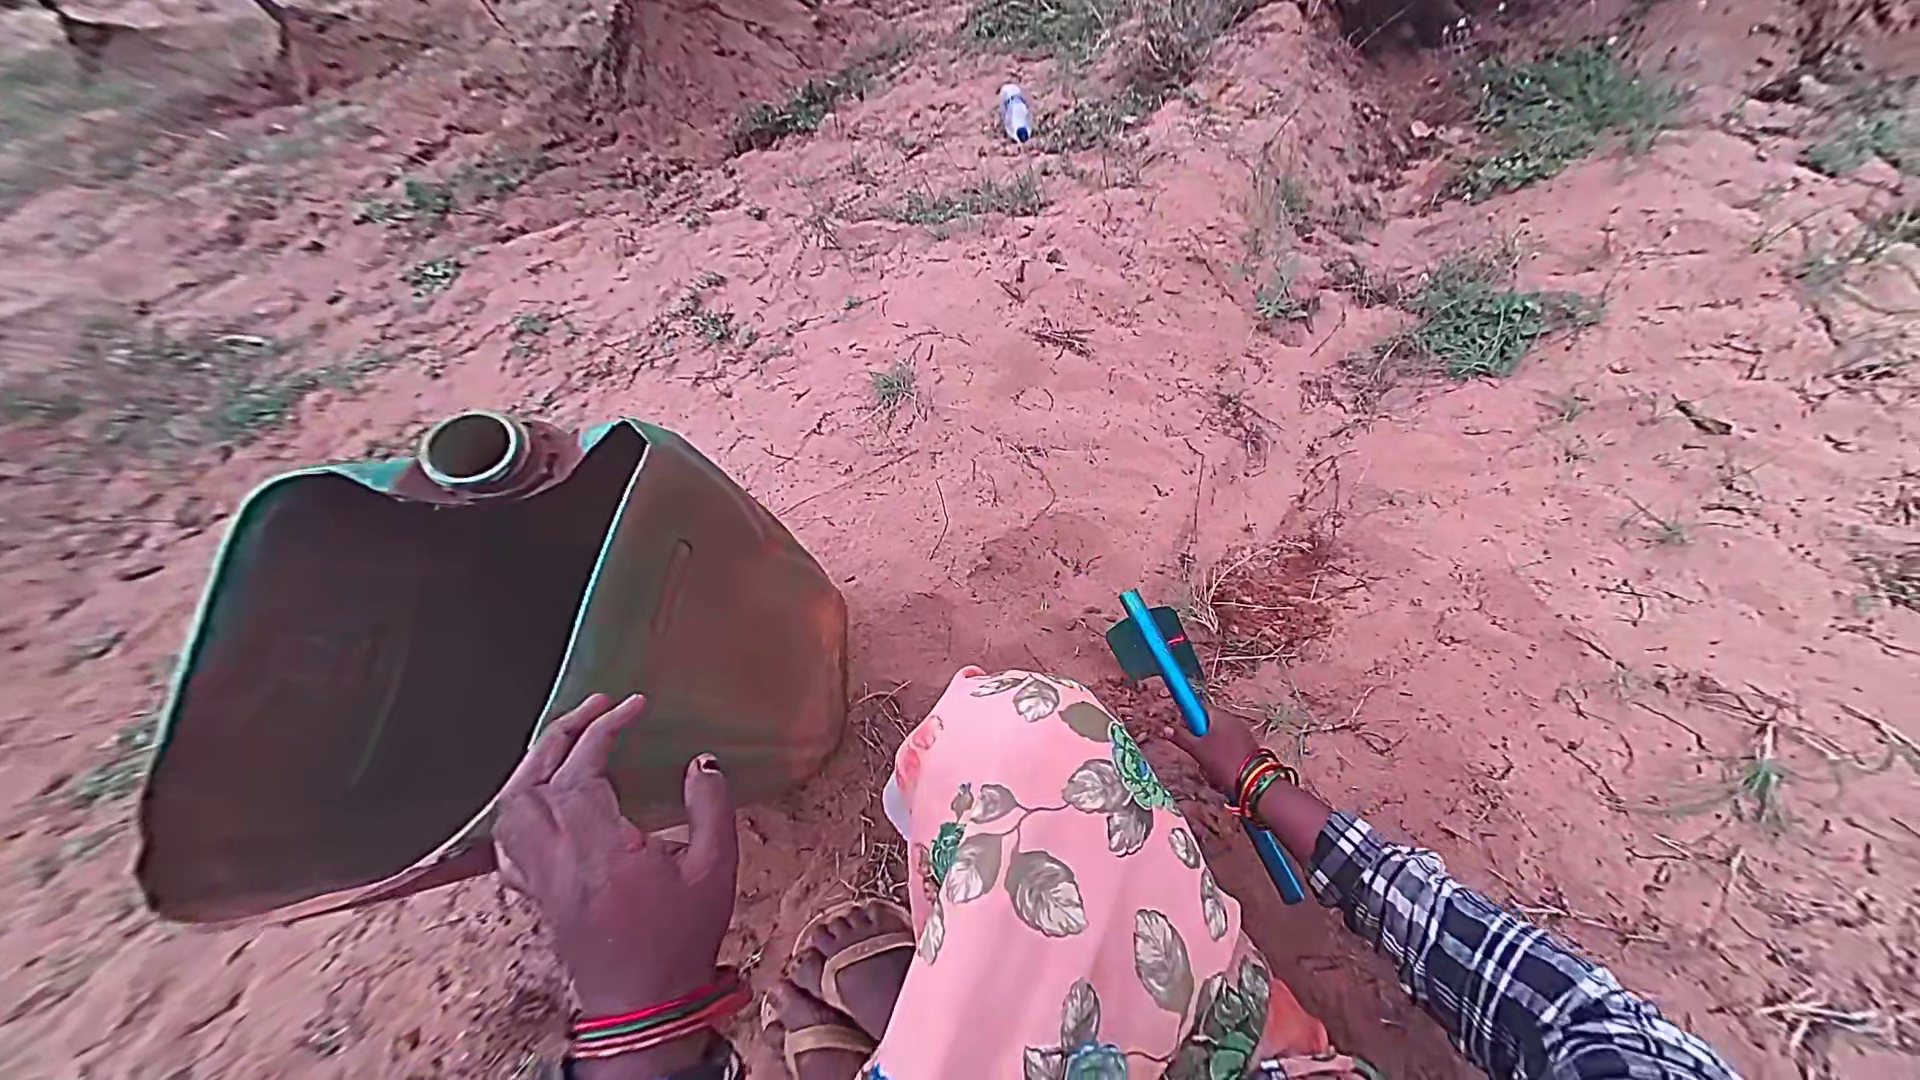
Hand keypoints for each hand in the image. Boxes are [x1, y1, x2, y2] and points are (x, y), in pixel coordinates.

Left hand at [494, 693, 738, 1017]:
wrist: (645, 1006)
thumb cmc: (684, 936)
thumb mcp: (718, 867)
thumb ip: (711, 807)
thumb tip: (701, 761)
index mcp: (602, 855)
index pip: (580, 776)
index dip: (602, 731)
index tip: (634, 706)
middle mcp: (559, 865)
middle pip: (530, 787)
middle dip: (560, 734)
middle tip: (597, 706)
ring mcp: (540, 882)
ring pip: (509, 813)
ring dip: (534, 763)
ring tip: (569, 736)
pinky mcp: (538, 894)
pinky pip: (508, 842)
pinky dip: (520, 803)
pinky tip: (543, 790)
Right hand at [1160, 706, 1261, 796]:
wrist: (1254, 783)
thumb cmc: (1223, 762)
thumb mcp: (1197, 750)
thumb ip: (1181, 737)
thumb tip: (1166, 728)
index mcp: (1220, 716)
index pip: (1199, 707)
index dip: (1189, 717)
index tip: (1185, 729)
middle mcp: (1233, 720)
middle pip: (1208, 722)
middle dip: (1200, 736)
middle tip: (1196, 750)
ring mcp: (1243, 733)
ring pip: (1218, 736)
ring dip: (1210, 747)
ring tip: (1209, 763)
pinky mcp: (1249, 746)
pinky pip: (1229, 745)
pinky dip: (1222, 754)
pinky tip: (1221, 768)